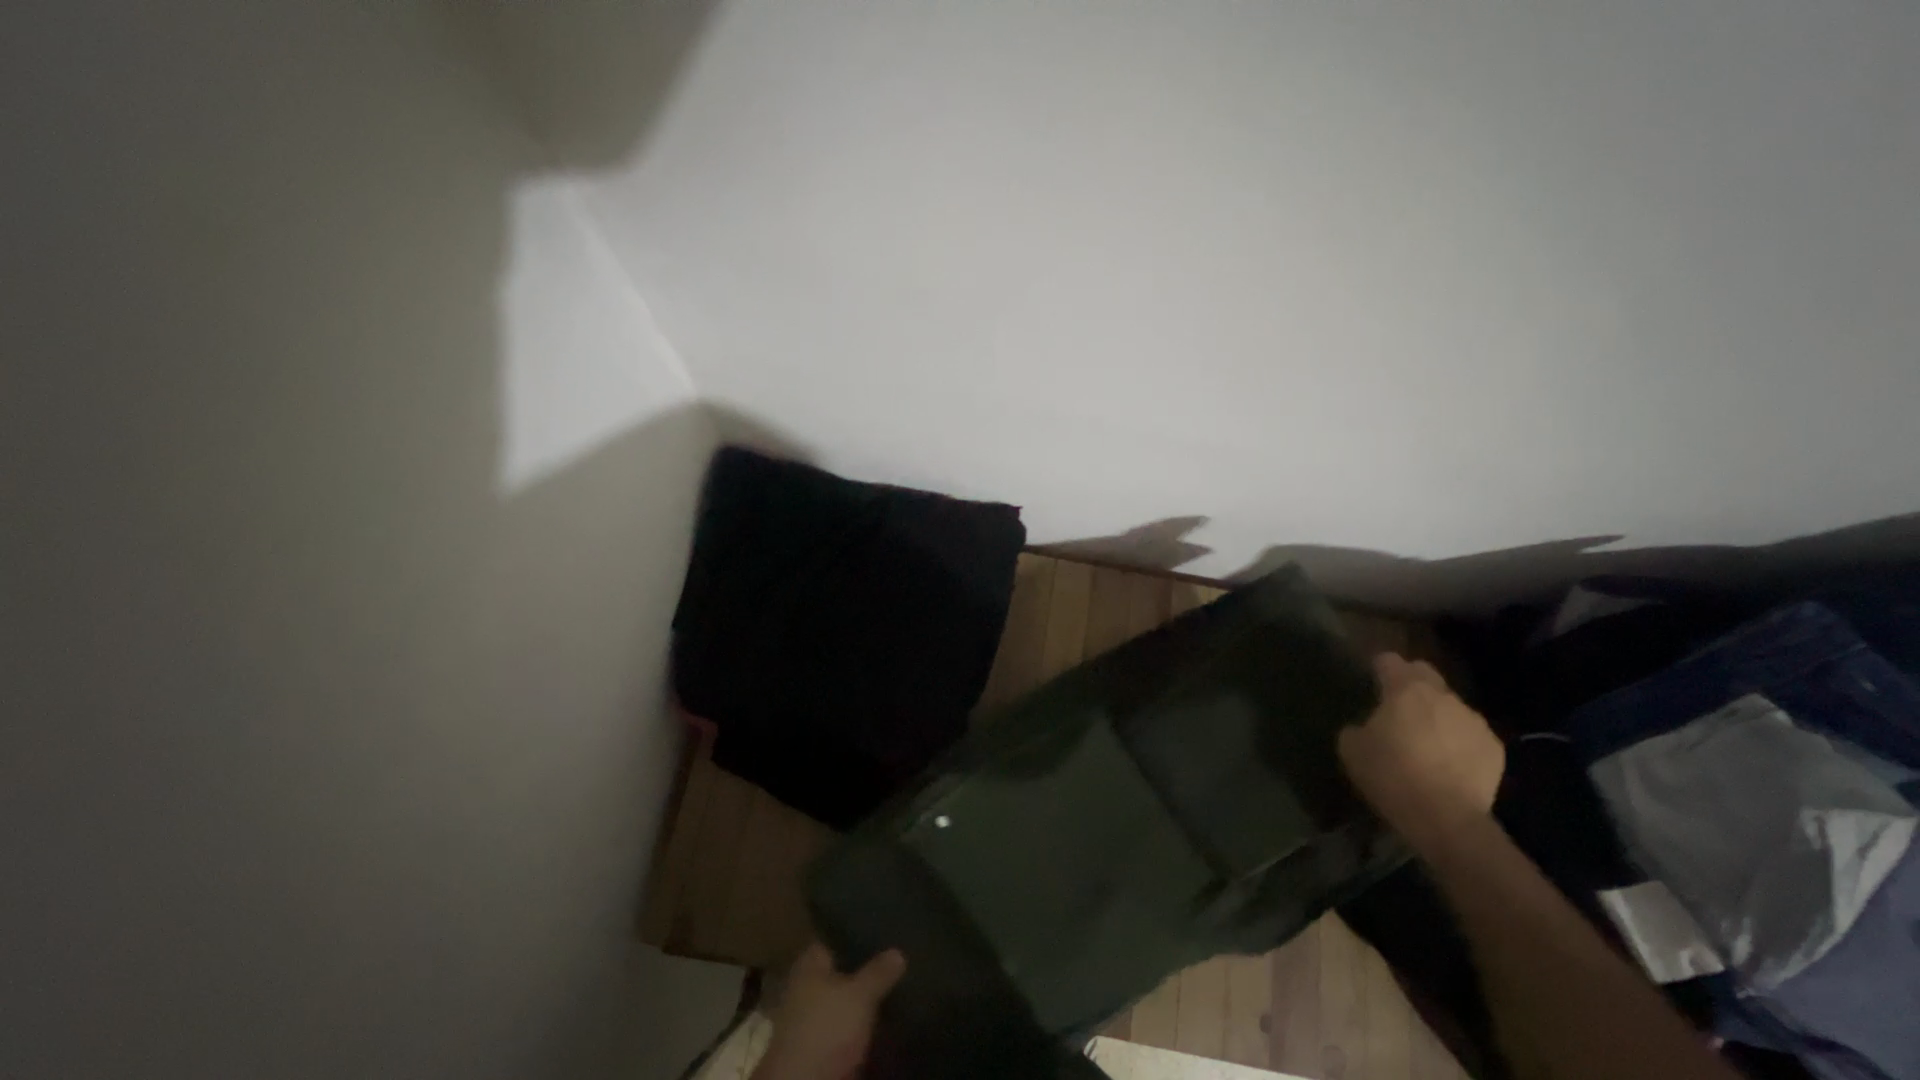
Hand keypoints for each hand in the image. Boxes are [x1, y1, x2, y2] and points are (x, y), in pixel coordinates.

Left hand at [754, 943, 905, 1079]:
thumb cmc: (826, 1028)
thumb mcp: (859, 995)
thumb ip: (878, 971)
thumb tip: (898, 951)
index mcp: (809, 965)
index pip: (832, 939)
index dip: (856, 934)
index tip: (883, 929)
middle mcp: (807, 987)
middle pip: (842, 971)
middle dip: (867, 968)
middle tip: (900, 957)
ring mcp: (814, 1018)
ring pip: (847, 1001)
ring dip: (868, 999)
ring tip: (901, 986)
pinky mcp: (823, 1044)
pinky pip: (849, 1027)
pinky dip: (865, 1024)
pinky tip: (889, 1019)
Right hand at [1338, 653, 1504, 856]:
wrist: (1447, 818)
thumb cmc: (1393, 776)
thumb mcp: (1352, 751)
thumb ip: (1356, 728)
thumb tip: (1364, 727)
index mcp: (1405, 689)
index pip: (1389, 660)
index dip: (1378, 668)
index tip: (1371, 678)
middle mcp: (1443, 696)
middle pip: (1425, 674)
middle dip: (1410, 682)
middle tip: (1396, 705)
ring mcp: (1473, 720)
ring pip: (1450, 706)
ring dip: (1436, 715)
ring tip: (1425, 742)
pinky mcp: (1494, 747)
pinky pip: (1469, 734)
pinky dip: (1457, 742)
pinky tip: (1448, 765)